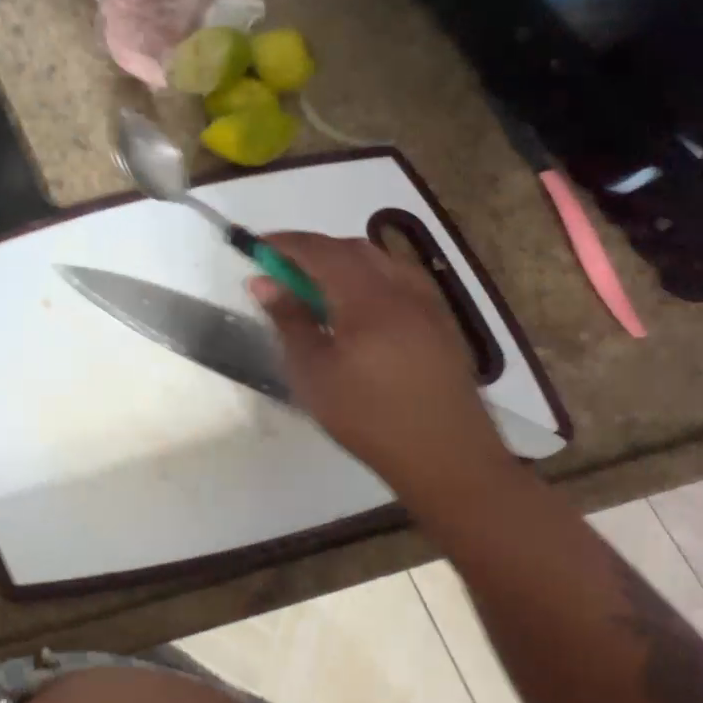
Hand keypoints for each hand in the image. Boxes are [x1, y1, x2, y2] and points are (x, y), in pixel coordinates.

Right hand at [250, 232, 511, 496]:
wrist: (448, 460)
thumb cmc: (367, 417)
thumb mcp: (312, 371)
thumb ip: (288, 319)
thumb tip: (261, 281)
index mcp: (369, 301)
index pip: (322, 252)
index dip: (286, 243)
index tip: (255, 245)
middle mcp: (403, 293)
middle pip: (354, 249)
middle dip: (313, 248)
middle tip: (278, 265)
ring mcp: (429, 308)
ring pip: (382, 261)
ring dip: (343, 260)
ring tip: (313, 283)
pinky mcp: (442, 326)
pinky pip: (402, 280)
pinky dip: (369, 276)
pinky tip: (354, 304)